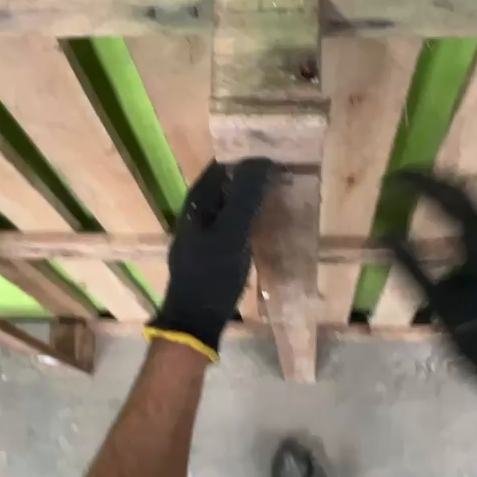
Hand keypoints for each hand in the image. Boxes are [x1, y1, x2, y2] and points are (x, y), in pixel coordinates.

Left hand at [150, 159, 272, 355]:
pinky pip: (232, 228)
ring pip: (228, 208)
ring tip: (279, 198)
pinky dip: (248, 222)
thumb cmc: (212, 275)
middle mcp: (195, 215)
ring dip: (250, 201)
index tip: (273, 154)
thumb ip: (244, 196)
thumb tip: (261, 159)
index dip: (244, 158)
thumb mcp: (232, 233)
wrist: (194, 321)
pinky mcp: (210, 255)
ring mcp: (201, 236)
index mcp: (196, 204)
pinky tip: (265, 229)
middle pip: (224, 186)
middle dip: (250, 179)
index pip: (220, 167)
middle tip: (282, 175)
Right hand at [384, 170, 476, 416]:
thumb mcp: (440, 306)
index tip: (395, 177)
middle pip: (467, 193)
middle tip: (406, 177)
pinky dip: (459, 212)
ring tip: (422, 189)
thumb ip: (411, 267)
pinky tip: (446, 220)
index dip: (421, 182)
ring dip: (449, 194)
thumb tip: (384, 236)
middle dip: (435, 180)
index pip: (450, 198)